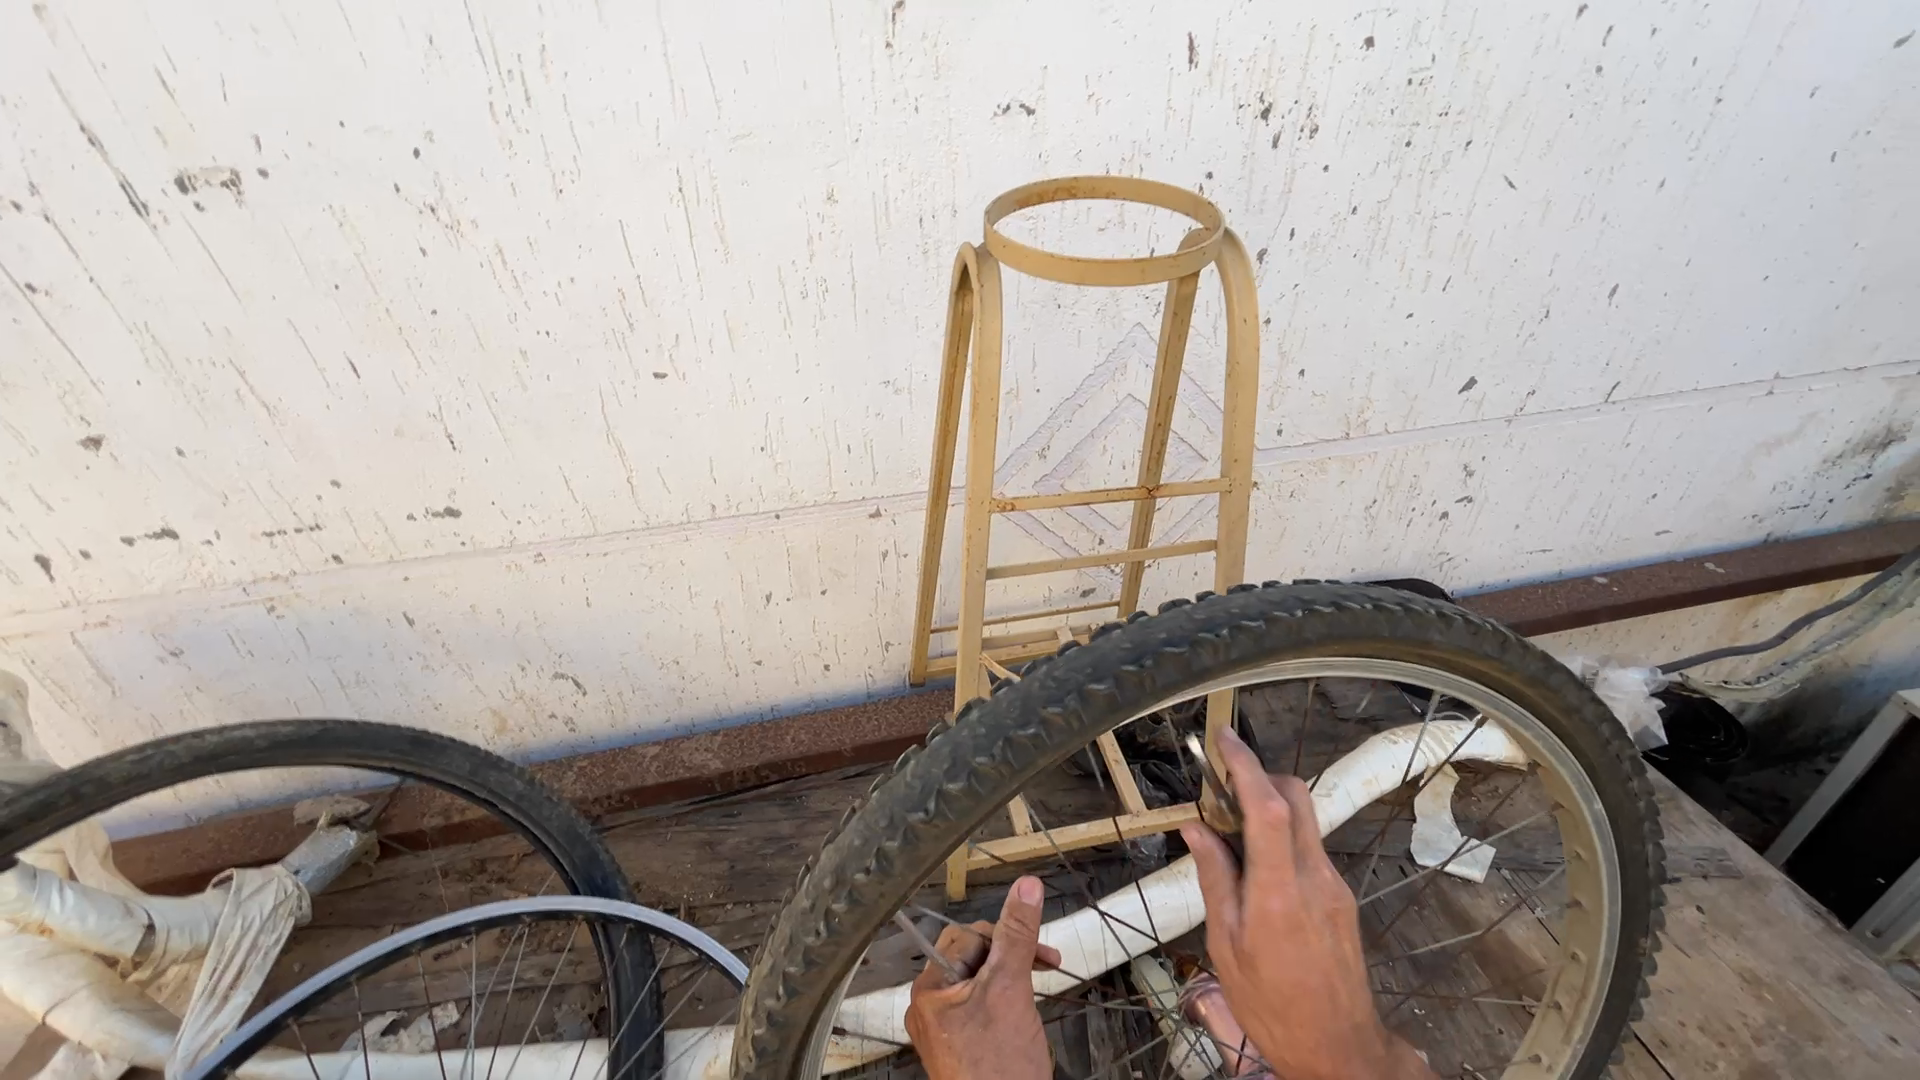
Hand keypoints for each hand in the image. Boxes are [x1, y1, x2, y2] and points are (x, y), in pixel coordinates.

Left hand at [904, 875, 1062, 1079]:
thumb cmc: (1000, 1067)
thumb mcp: (1012, 990)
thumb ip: (1018, 934)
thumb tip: (1027, 885)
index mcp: (929, 989)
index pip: (966, 937)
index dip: (1003, 938)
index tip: (1037, 951)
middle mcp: (929, 1007)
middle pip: (972, 957)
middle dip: (1010, 957)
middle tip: (1044, 966)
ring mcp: (944, 1030)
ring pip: (979, 981)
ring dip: (1011, 977)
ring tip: (1036, 989)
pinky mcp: (960, 1046)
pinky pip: (980, 1006)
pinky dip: (1004, 1001)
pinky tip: (1023, 1013)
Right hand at [1180, 727, 1436, 1079]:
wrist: (1340, 1052)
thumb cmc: (1270, 1003)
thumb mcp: (1225, 943)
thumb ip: (1213, 877)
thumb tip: (1195, 827)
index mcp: (1279, 889)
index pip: (1268, 807)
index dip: (1245, 765)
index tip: (1223, 738)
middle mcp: (1315, 876)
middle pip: (1296, 797)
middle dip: (1260, 775)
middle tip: (1223, 783)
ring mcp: (1335, 885)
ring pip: (1305, 820)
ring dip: (1269, 806)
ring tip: (1231, 826)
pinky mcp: (1342, 898)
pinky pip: (1310, 847)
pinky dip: (1282, 836)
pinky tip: (1256, 863)